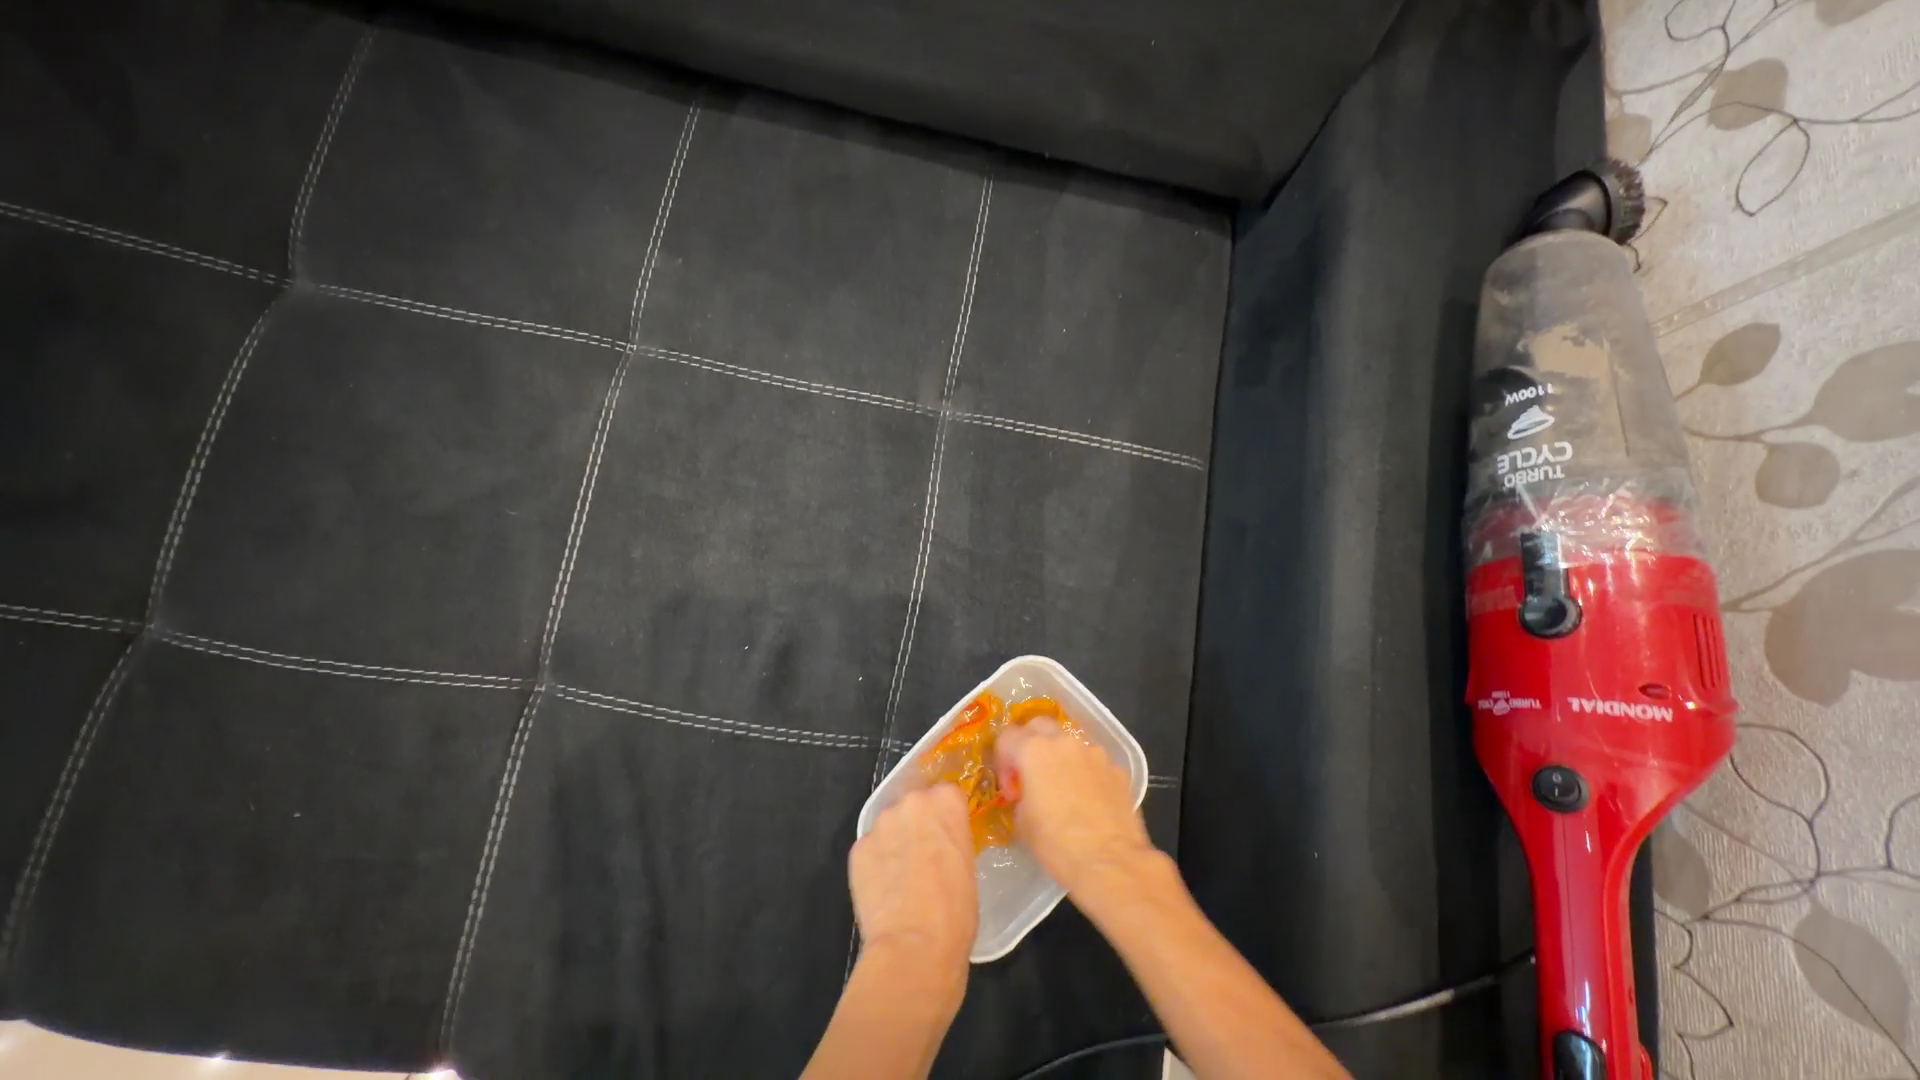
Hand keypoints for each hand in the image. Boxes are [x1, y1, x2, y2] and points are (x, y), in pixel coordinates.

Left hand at [849, 784, 977, 971]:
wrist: (915, 945)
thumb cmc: (956, 910)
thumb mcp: (968, 866)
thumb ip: (952, 841)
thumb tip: (940, 845)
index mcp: (946, 802)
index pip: (947, 794)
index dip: (947, 817)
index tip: (948, 836)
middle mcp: (911, 803)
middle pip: (915, 804)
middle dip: (918, 824)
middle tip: (925, 856)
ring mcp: (880, 825)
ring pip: (889, 825)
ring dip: (895, 841)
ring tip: (901, 877)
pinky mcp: (857, 849)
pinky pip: (871, 849)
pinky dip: (876, 863)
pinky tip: (884, 890)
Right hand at [996, 720, 1155, 894]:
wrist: (1110, 862)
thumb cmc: (1057, 844)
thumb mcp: (1022, 823)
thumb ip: (1020, 797)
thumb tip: (1028, 796)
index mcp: (1034, 751)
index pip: (1006, 737)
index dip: (1003, 763)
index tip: (1011, 791)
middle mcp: (1066, 743)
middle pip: (1039, 725)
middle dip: (1029, 744)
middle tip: (1030, 774)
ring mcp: (1095, 754)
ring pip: (1070, 742)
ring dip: (1060, 758)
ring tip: (1062, 789)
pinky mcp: (1117, 770)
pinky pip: (1094, 763)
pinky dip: (1085, 773)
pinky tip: (1088, 801)